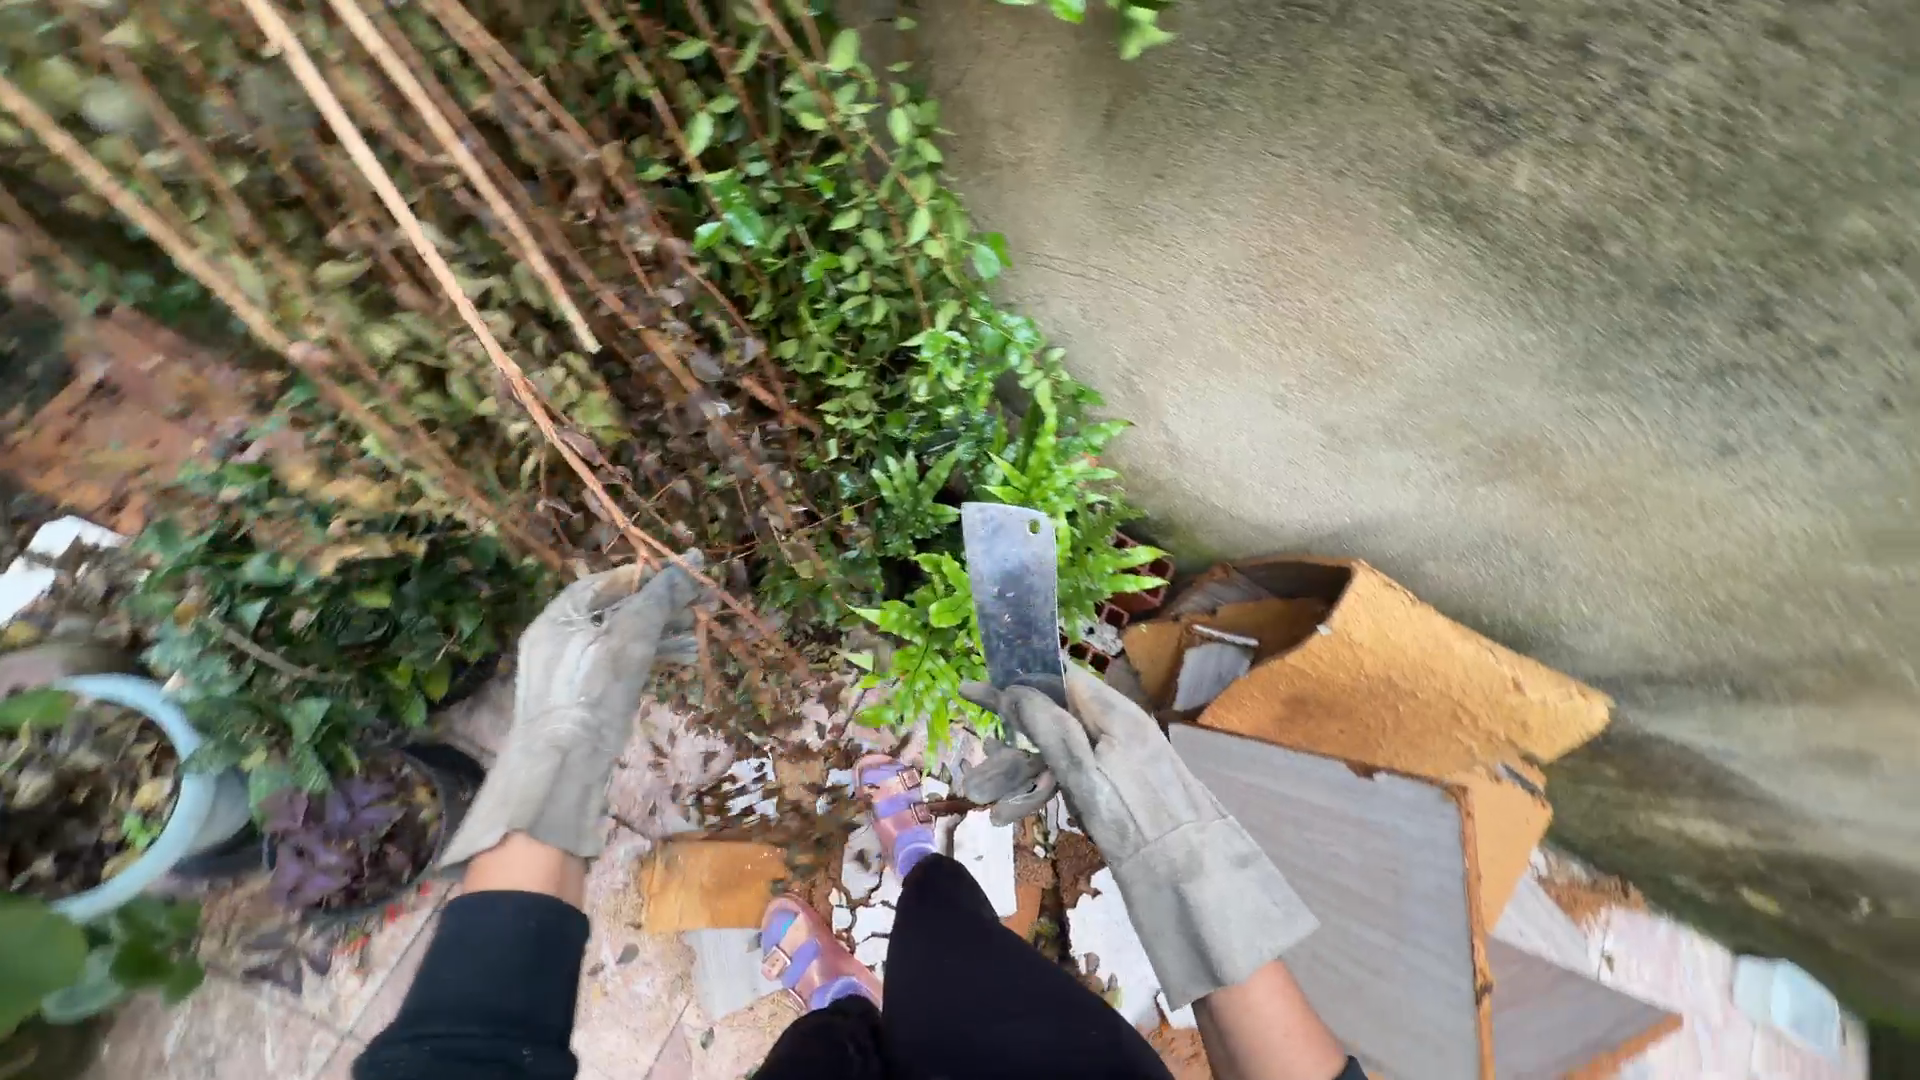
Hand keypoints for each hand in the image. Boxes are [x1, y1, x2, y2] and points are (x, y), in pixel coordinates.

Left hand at [439, 553, 703, 865]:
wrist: (562, 769)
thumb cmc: (593, 693)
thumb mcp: (631, 637)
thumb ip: (659, 598)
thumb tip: (691, 560)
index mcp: (557, 618)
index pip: (604, 582)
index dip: (644, 577)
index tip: (682, 580)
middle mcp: (558, 640)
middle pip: (615, 610)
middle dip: (659, 607)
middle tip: (698, 608)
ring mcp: (569, 672)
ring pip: (621, 639)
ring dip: (660, 634)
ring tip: (696, 640)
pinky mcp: (584, 699)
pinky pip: (619, 665)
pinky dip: (648, 658)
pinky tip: (679, 662)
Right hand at [960, 666, 1318, 1008]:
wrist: (1198, 886)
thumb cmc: (1136, 821)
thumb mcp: (1085, 771)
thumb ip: (1049, 726)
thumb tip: (1014, 689)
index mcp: (1115, 714)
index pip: (1058, 681)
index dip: (1016, 685)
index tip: (974, 692)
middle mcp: (1119, 731)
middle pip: (1054, 721)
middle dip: (1011, 743)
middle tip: (976, 760)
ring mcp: (1123, 763)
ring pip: (1061, 755)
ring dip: (1021, 773)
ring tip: (984, 799)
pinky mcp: (1124, 794)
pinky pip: (1076, 781)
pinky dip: (1046, 792)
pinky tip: (1013, 815)